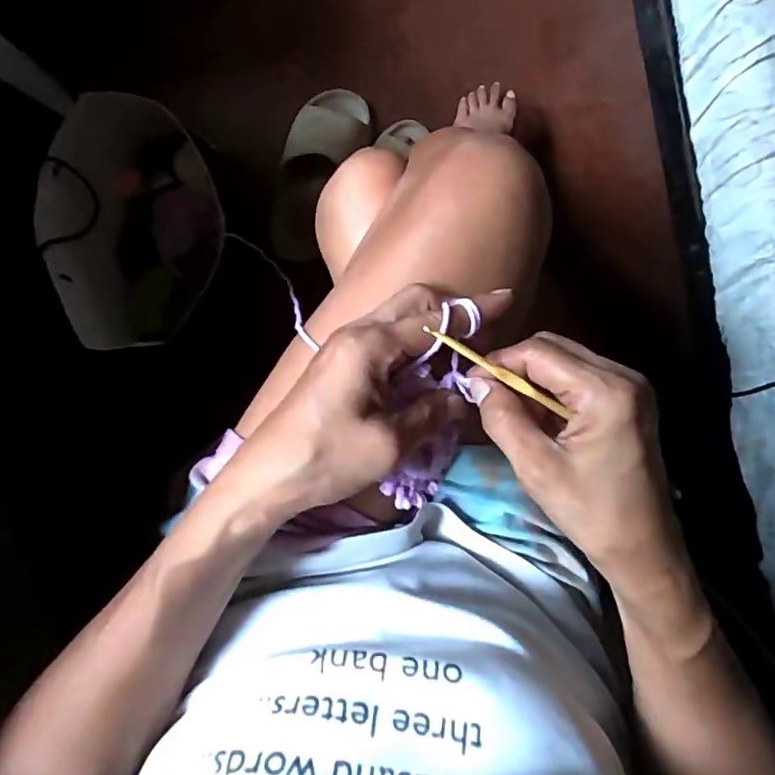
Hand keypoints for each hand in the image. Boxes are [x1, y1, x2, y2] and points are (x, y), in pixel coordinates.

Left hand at [212, 285, 512, 525]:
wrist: (267, 474)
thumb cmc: (326, 458)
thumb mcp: (389, 444)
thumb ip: (431, 413)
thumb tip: (460, 396)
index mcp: (370, 344)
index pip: (432, 318)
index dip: (472, 312)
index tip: (507, 300)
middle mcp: (356, 332)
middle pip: (413, 303)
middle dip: (451, 310)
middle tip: (484, 333)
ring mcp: (344, 346)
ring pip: (397, 320)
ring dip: (431, 329)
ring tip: (461, 356)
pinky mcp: (338, 363)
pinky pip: (383, 341)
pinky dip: (411, 347)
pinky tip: (425, 372)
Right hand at [470, 333, 680, 569]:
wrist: (643, 547)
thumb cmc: (590, 511)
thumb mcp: (535, 467)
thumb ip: (502, 418)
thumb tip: (477, 382)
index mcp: (605, 391)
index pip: (539, 352)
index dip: (499, 361)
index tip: (471, 384)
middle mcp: (623, 376)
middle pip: (553, 347)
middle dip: (515, 366)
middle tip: (488, 396)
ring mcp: (631, 385)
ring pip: (565, 358)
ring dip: (532, 378)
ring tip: (512, 411)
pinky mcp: (629, 398)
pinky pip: (579, 375)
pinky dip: (552, 388)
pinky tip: (540, 418)